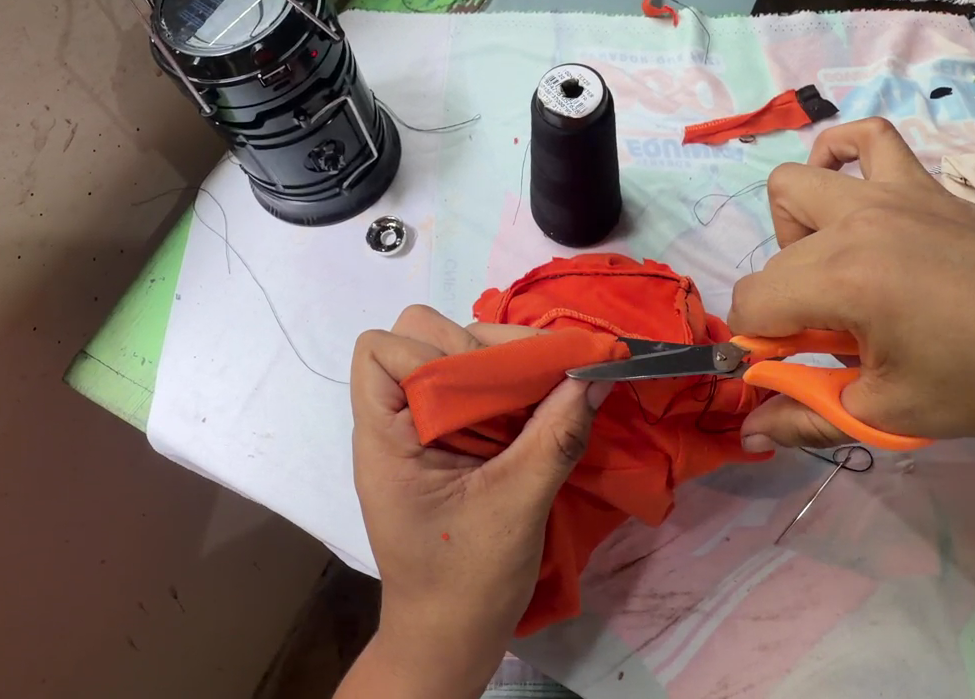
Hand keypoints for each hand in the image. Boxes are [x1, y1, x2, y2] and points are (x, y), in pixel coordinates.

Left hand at [342, 306, 607, 698]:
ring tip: (546, 383)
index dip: (429, 351)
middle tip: (530, 373)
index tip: (482, 381)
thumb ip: (554, 439)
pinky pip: (475, 383)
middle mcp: (397, 419)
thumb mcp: (515, 509)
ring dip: (502, 360)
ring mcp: (423, 424)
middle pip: (421, 336)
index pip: (380, 351)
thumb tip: (595, 377)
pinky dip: (509, 382)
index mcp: (385, 436)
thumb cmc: (466, 581)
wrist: (452, 639)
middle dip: (478, 345)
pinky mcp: (451, 435)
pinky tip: (543, 401)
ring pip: (454, 352)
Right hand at [729, 118, 974, 453]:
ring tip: (833, 271)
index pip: (752, 303)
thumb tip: (752, 434)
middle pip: (773, 261)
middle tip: (830, 345)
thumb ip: (808, 418)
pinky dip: (842, 154)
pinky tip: (851, 192)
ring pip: (794, 187)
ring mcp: (891, 194)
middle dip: (782, 308)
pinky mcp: (925, 185)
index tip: (789, 374)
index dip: (756, 347)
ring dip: (793, 233)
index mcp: (844, 279)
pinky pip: (869, 138)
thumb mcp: (892, 413)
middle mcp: (855, 222)